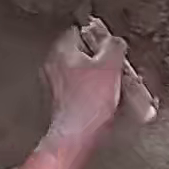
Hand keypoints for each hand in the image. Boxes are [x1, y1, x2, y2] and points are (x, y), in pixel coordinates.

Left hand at [43, 19, 127, 149]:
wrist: (76, 135)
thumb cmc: (88, 102)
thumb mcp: (110, 66)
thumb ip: (114, 47)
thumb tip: (115, 41)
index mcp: (61, 52)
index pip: (77, 32)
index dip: (97, 37)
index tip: (109, 44)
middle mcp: (53, 67)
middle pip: (79, 54)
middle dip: (97, 59)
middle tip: (113, 65)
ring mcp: (54, 86)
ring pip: (79, 74)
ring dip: (95, 77)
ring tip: (111, 85)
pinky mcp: (60, 104)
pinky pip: (78, 92)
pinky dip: (90, 94)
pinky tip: (102, 102)